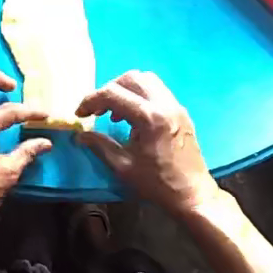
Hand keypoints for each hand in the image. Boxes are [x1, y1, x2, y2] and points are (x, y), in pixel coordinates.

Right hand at [77, 71, 221, 217]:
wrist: (192, 194)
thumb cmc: (156, 183)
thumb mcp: (122, 167)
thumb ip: (99, 145)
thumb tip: (80, 135)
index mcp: (149, 118)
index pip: (113, 94)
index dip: (91, 100)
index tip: (80, 114)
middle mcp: (165, 104)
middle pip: (131, 78)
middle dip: (108, 90)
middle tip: (97, 110)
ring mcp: (176, 106)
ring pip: (146, 80)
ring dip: (125, 91)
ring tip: (114, 113)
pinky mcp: (181, 112)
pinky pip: (157, 91)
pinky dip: (139, 96)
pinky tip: (132, 118)